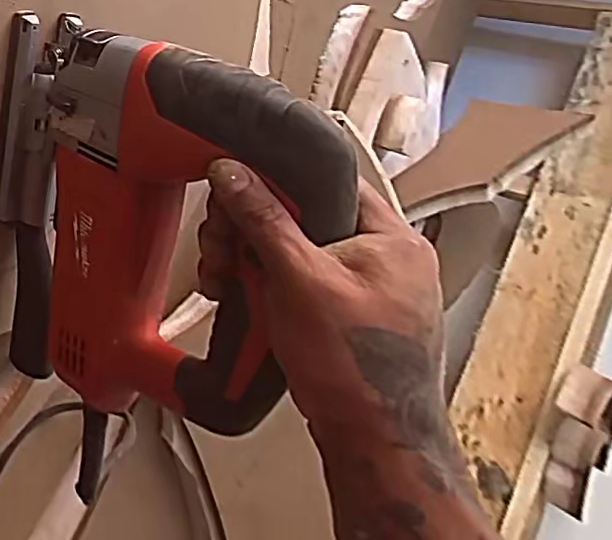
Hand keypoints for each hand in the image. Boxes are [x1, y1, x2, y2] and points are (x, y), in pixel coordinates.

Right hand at [197, 160, 451, 455]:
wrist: (370, 439)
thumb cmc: (358, 366)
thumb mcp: (296, 276)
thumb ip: (262, 217)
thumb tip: (232, 171)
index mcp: (388, 238)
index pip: (323, 178)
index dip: (272, 177)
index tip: (235, 187)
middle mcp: (373, 254)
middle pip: (289, 210)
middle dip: (242, 227)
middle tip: (224, 245)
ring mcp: (349, 279)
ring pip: (276, 239)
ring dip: (238, 253)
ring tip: (224, 276)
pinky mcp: (327, 300)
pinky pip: (277, 268)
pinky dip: (250, 276)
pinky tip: (234, 290)